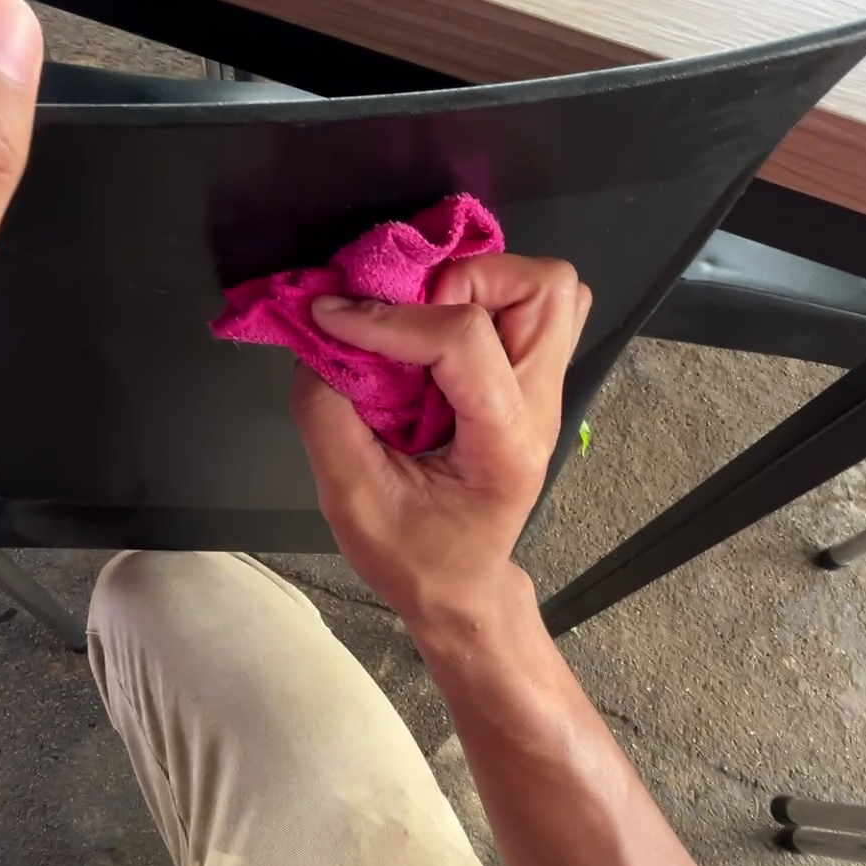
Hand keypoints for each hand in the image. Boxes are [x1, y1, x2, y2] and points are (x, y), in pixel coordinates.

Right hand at [290, 254, 590, 634]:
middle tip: (403, 309)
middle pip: (543, 289)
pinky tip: (437, 325)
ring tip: (422, 312)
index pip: (464, 341)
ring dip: (481, 281)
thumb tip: (314, 344)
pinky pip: (534, 310)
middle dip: (462, 278)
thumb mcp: (351, 500)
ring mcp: (544, 394)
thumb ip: (324, 418)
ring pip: (551, 290)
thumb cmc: (414, 558)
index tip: (330, 317)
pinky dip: (488, 295)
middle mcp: (540, 408)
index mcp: (503, 444)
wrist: (459, 586)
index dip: (388, 318)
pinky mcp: (530, 385)